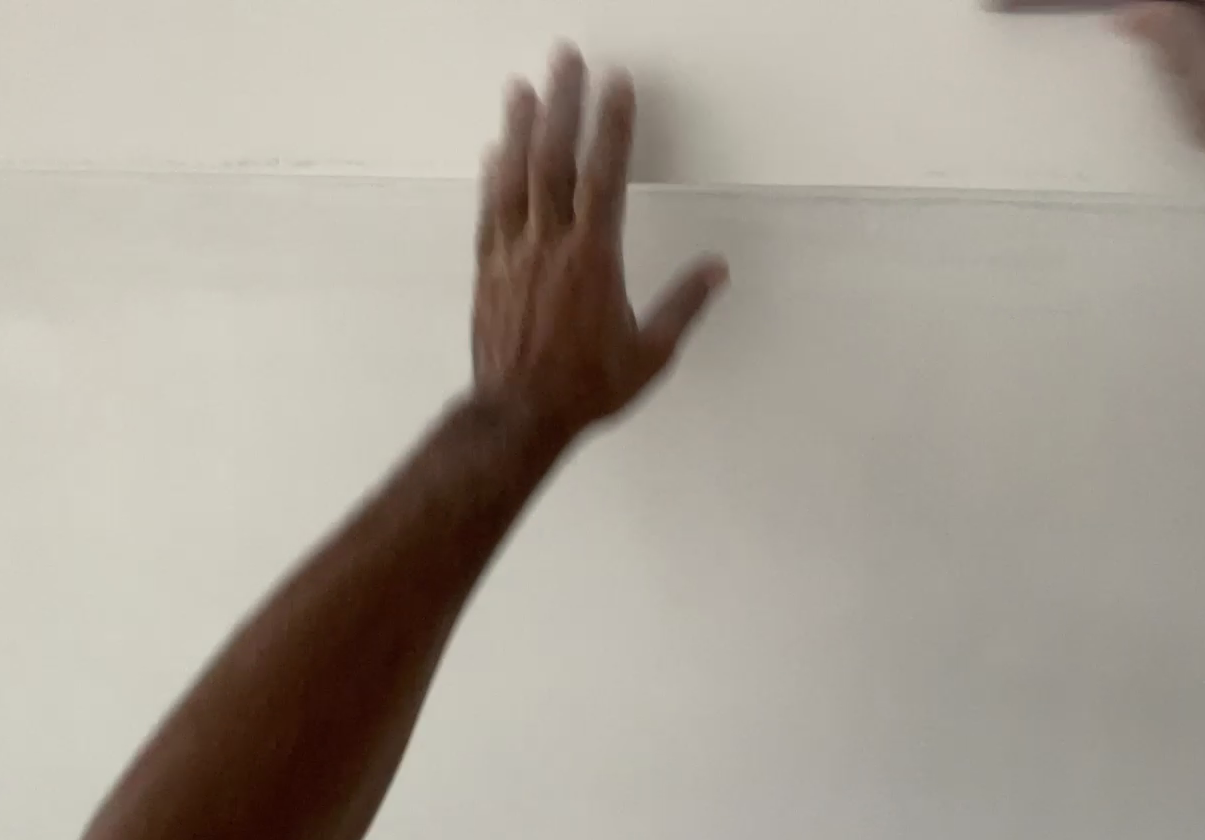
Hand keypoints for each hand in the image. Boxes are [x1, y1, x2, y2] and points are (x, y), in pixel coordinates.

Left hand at [471, 46, 729, 436]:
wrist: (522, 414)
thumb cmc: (587, 387)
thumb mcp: (650, 354)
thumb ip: (683, 306)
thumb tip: (716, 270)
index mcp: (594, 261)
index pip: (605, 177)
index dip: (612, 127)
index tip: (617, 86)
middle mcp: (549, 247)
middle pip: (554, 161)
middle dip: (563, 105)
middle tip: (566, 60)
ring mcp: (512, 256)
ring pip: (514, 179)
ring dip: (519, 129)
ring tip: (523, 88)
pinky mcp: (487, 272)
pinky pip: (489, 212)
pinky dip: (492, 177)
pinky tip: (493, 152)